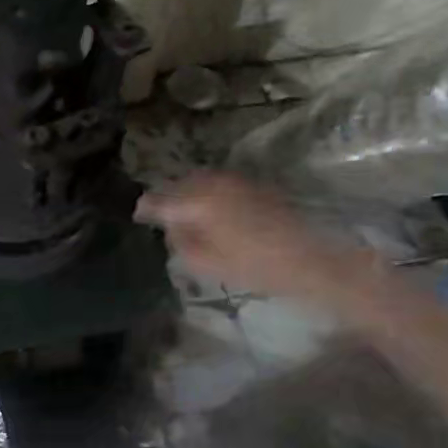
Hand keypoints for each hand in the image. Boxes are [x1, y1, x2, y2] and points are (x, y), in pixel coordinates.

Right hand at [136, 173, 380, 303]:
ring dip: (187, 194)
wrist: (310, 258)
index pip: (160, 199)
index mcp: (197, 201)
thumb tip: (170, 227)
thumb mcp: (205, 263)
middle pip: (179, 185)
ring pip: (199, 181)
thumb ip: (179, 242)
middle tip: (158, 215)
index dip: (146, 208)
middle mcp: (213, 182)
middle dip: (166, 198)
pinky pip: (218, 184)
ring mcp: (235, 180)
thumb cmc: (254, 266)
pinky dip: (206, 193)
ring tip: (183, 213)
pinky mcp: (253, 184)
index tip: (138, 216)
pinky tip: (209, 211)